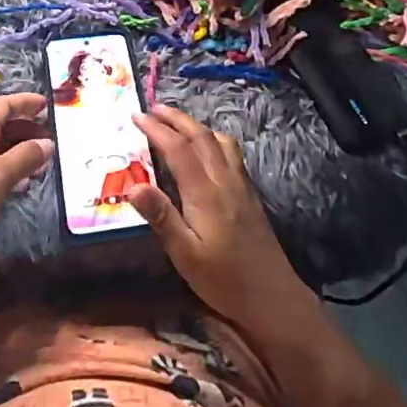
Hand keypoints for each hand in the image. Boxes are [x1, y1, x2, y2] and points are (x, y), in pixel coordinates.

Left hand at [0, 93, 53, 271]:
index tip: (47, 104)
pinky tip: (16, 188)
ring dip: (18, 153)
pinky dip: (5, 172)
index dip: (25, 102)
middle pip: (0, 128)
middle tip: (51, 140)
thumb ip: (24, 158)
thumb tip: (48, 143)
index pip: (3, 106)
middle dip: (26, 129)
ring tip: (40, 166)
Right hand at [128, 106, 315, 337]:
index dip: (156, 129)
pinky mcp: (249, 193)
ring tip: (175, 121)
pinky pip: (230, 152)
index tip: (136, 117)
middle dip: (175, 118)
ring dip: (195, 124)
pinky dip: (213, 138)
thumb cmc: (223, 280)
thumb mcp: (185, 255)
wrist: (273, 297)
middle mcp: (224, 181)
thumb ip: (161, 217)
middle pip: (200, 136)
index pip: (178, 149)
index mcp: (205, 193)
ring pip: (218, 140)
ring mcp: (240, 185)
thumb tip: (133, 186)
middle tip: (151, 109)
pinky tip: (208, 147)